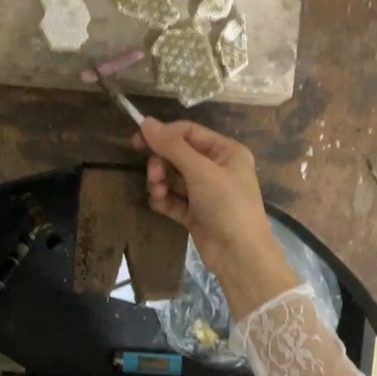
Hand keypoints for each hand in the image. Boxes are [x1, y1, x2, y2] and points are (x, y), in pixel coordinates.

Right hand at [133, 117, 299, 317]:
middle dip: (162, 164)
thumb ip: (172, 146)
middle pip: (178, 156)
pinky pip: (174, 200)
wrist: (239, 254)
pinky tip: (159, 204)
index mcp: (225, 151)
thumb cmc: (227, 205)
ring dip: (161, 183)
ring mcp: (205, 193)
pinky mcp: (195, 214)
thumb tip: (145, 121)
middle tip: (153, 176)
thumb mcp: (200, 171)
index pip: (189, 133)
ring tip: (158, 192)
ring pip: (174, 179)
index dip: (164, 135)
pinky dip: (164, 200)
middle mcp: (216, 169)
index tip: (137, 141)